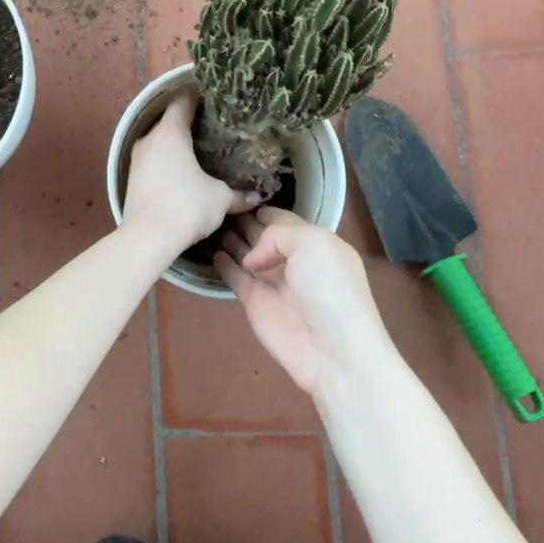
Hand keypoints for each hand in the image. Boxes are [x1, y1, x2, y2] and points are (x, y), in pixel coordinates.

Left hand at [123, 90, 260, 252]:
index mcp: (170, 132)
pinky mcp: (131, 177)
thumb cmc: (186, 206)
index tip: (213, 98)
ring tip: (198, 151)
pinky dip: (166, 161)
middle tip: (212, 128)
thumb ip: (239, 194)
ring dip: (175, 144)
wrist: (147, 237)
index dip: (198, 97)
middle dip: (189, 122)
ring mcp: (136, 158)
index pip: (183, 101)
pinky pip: (152, 160)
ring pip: (159, 142)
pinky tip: (181, 172)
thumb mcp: (220, 199)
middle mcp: (149, 139)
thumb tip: (257, 196)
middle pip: (169, 121)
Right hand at [214, 208, 393, 399]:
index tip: (237, 191)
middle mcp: (293, 259)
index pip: (283, 218)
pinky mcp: (255, 302)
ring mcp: (273, 281)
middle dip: (244, 219)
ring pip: (246, 253)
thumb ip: (276, 235)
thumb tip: (251, 257)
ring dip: (230, 238)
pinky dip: (223, 263)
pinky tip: (211, 251)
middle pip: (262, 234)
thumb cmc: (329, 289)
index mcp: (315, 242)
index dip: (263, 207)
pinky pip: (235, 276)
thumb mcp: (312, 243)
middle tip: (217, 204)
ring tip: (209, 222)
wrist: (333, 351)